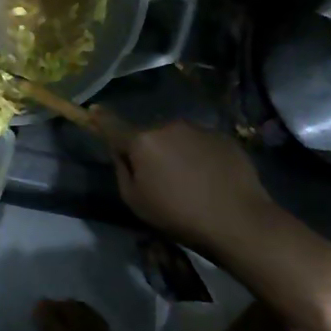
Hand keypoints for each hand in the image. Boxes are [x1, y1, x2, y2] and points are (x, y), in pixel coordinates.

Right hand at [98, 118, 273, 249]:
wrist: (237, 219)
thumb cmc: (178, 215)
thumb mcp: (135, 201)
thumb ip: (122, 170)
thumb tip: (121, 152)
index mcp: (143, 141)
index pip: (114, 126)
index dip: (101, 119)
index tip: (94, 111)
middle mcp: (170, 126)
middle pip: (150, 135)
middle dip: (149, 150)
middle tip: (158, 179)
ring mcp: (200, 129)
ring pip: (178, 138)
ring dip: (176, 153)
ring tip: (189, 182)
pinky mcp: (224, 137)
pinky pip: (201, 144)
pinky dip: (199, 157)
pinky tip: (209, 179)